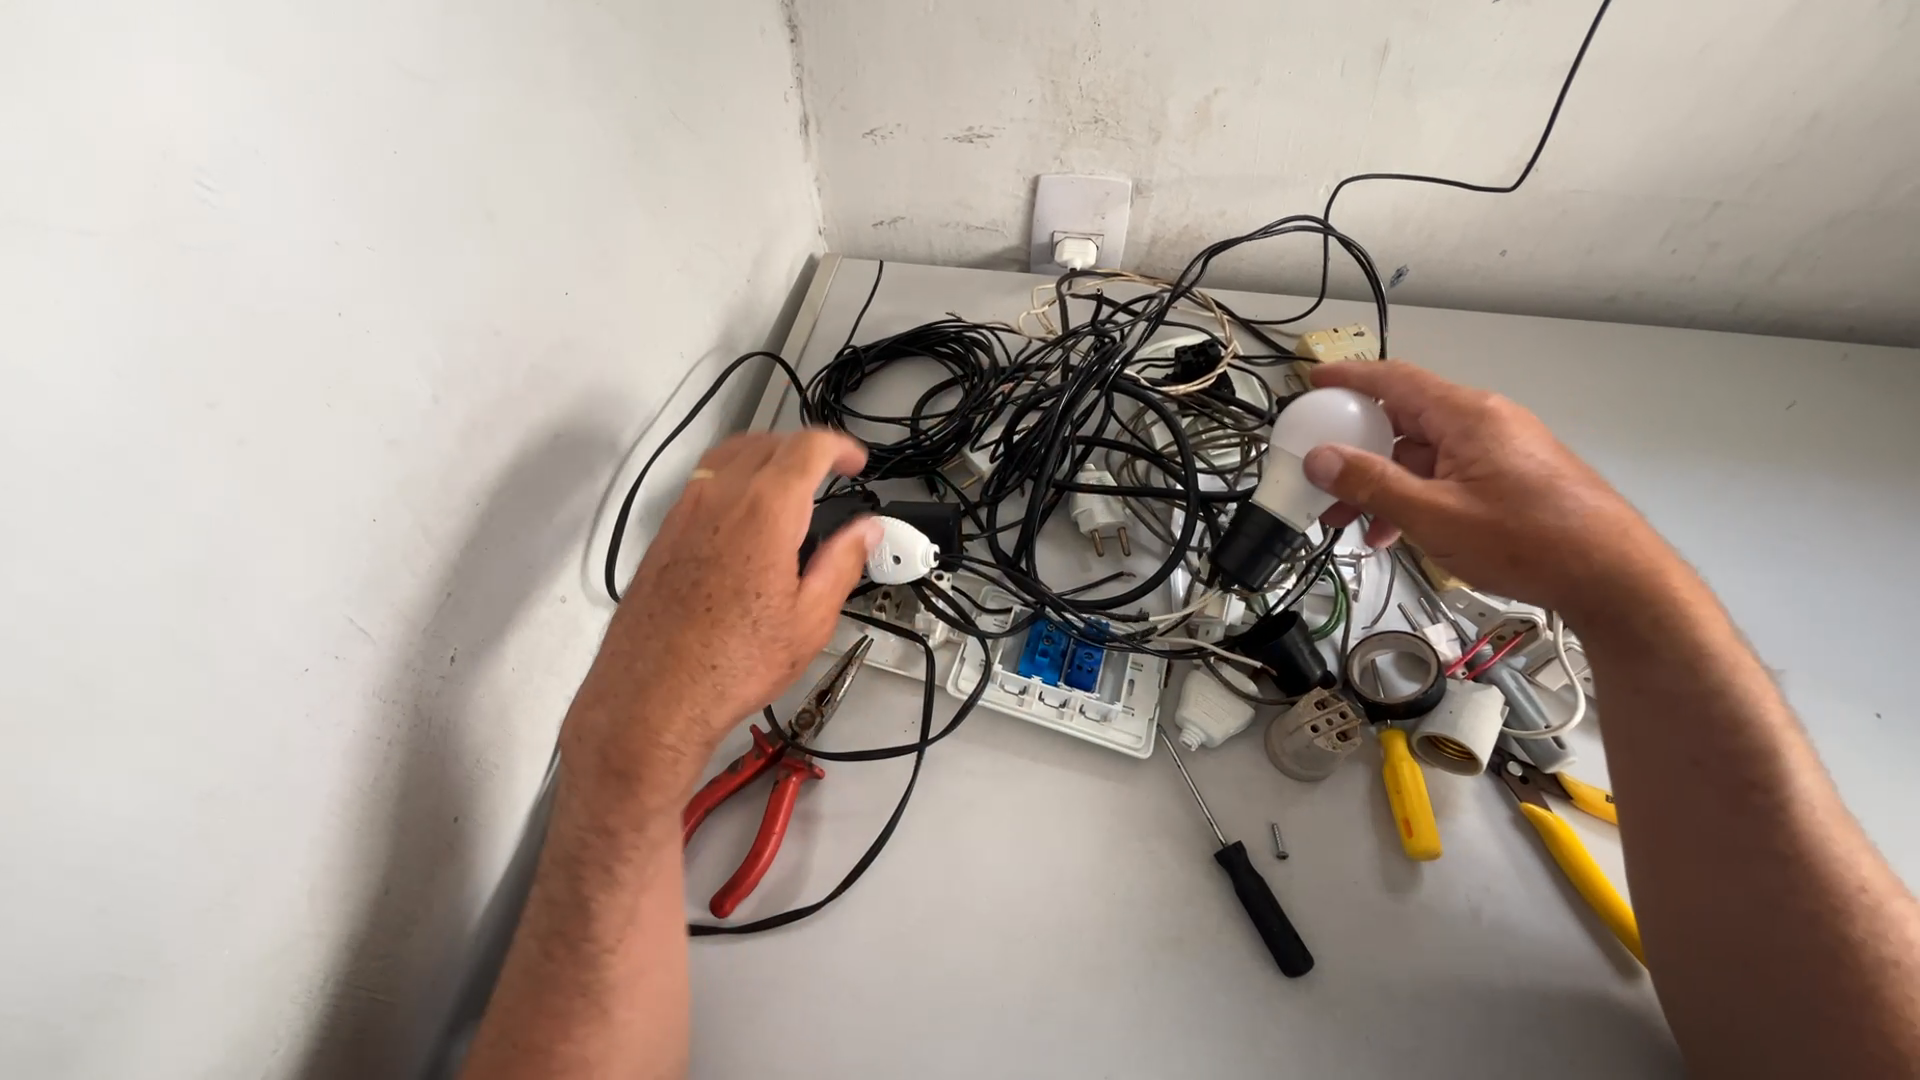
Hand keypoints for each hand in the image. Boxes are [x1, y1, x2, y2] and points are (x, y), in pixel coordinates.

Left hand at [562, 430, 877, 801]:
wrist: (651, 697)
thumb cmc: (727, 665)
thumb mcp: (809, 620)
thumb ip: (842, 562)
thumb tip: (866, 532)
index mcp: (764, 512)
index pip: (807, 448)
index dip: (840, 447)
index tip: (854, 461)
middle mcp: (720, 499)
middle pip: (769, 442)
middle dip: (807, 448)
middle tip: (831, 471)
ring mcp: (685, 512)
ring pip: (731, 454)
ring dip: (768, 455)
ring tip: (791, 482)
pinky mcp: (665, 533)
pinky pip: (704, 481)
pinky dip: (735, 476)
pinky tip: (748, 514)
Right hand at [1304, 361, 1668, 616]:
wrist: (1614, 577)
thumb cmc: (1527, 541)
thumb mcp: (1432, 515)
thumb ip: (1370, 484)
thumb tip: (1319, 458)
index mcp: (1467, 416)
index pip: (1395, 380)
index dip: (1350, 378)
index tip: (1314, 382)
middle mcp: (1484, 423)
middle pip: (1403, 422)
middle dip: (1355, 450)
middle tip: (1319, 476)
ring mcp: (1499, 451)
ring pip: (1420, 455)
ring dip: (1380, 483)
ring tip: (1350, 521)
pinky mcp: (1509, 478)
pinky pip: (1444, 476)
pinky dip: (1411, 497)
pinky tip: (1394, 533)